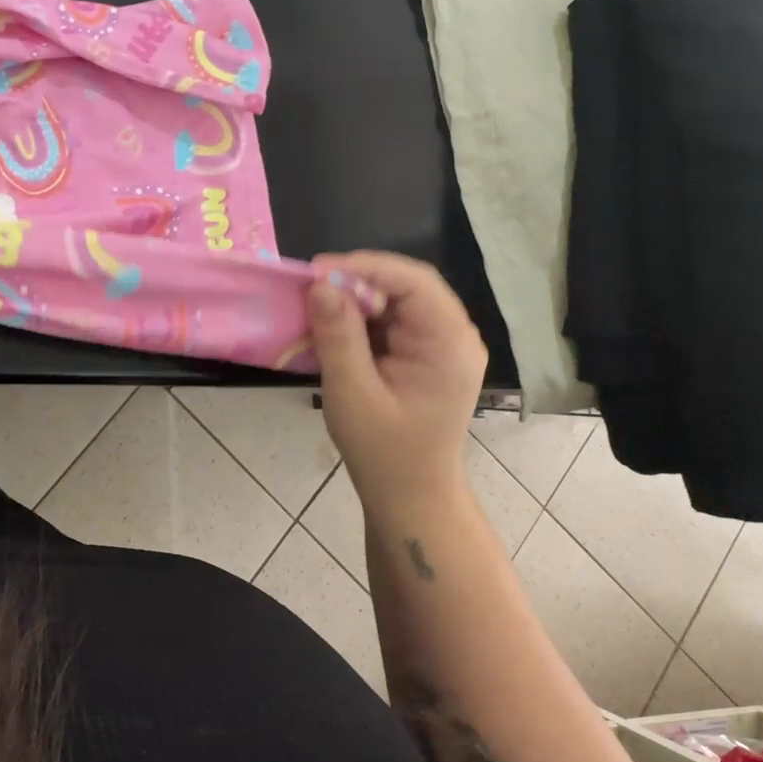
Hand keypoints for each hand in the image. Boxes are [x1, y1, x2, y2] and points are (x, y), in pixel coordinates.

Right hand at [307, 251, 487, 509]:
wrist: (410, 494)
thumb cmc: (383, 450)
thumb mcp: (352, 393)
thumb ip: (338, 336)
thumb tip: (319, 285)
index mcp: (448, 345)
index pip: (415, 282)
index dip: (366, 267)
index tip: (316, 270)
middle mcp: (453, 337)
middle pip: (408, 285)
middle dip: (357, 278)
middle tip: (310, 285)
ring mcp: (440, 345)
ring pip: (397, 299)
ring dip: (355, 296)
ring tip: (314, 303)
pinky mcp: (423, 354)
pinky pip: (391, 319)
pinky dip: (359, 315)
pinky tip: (331, 324)